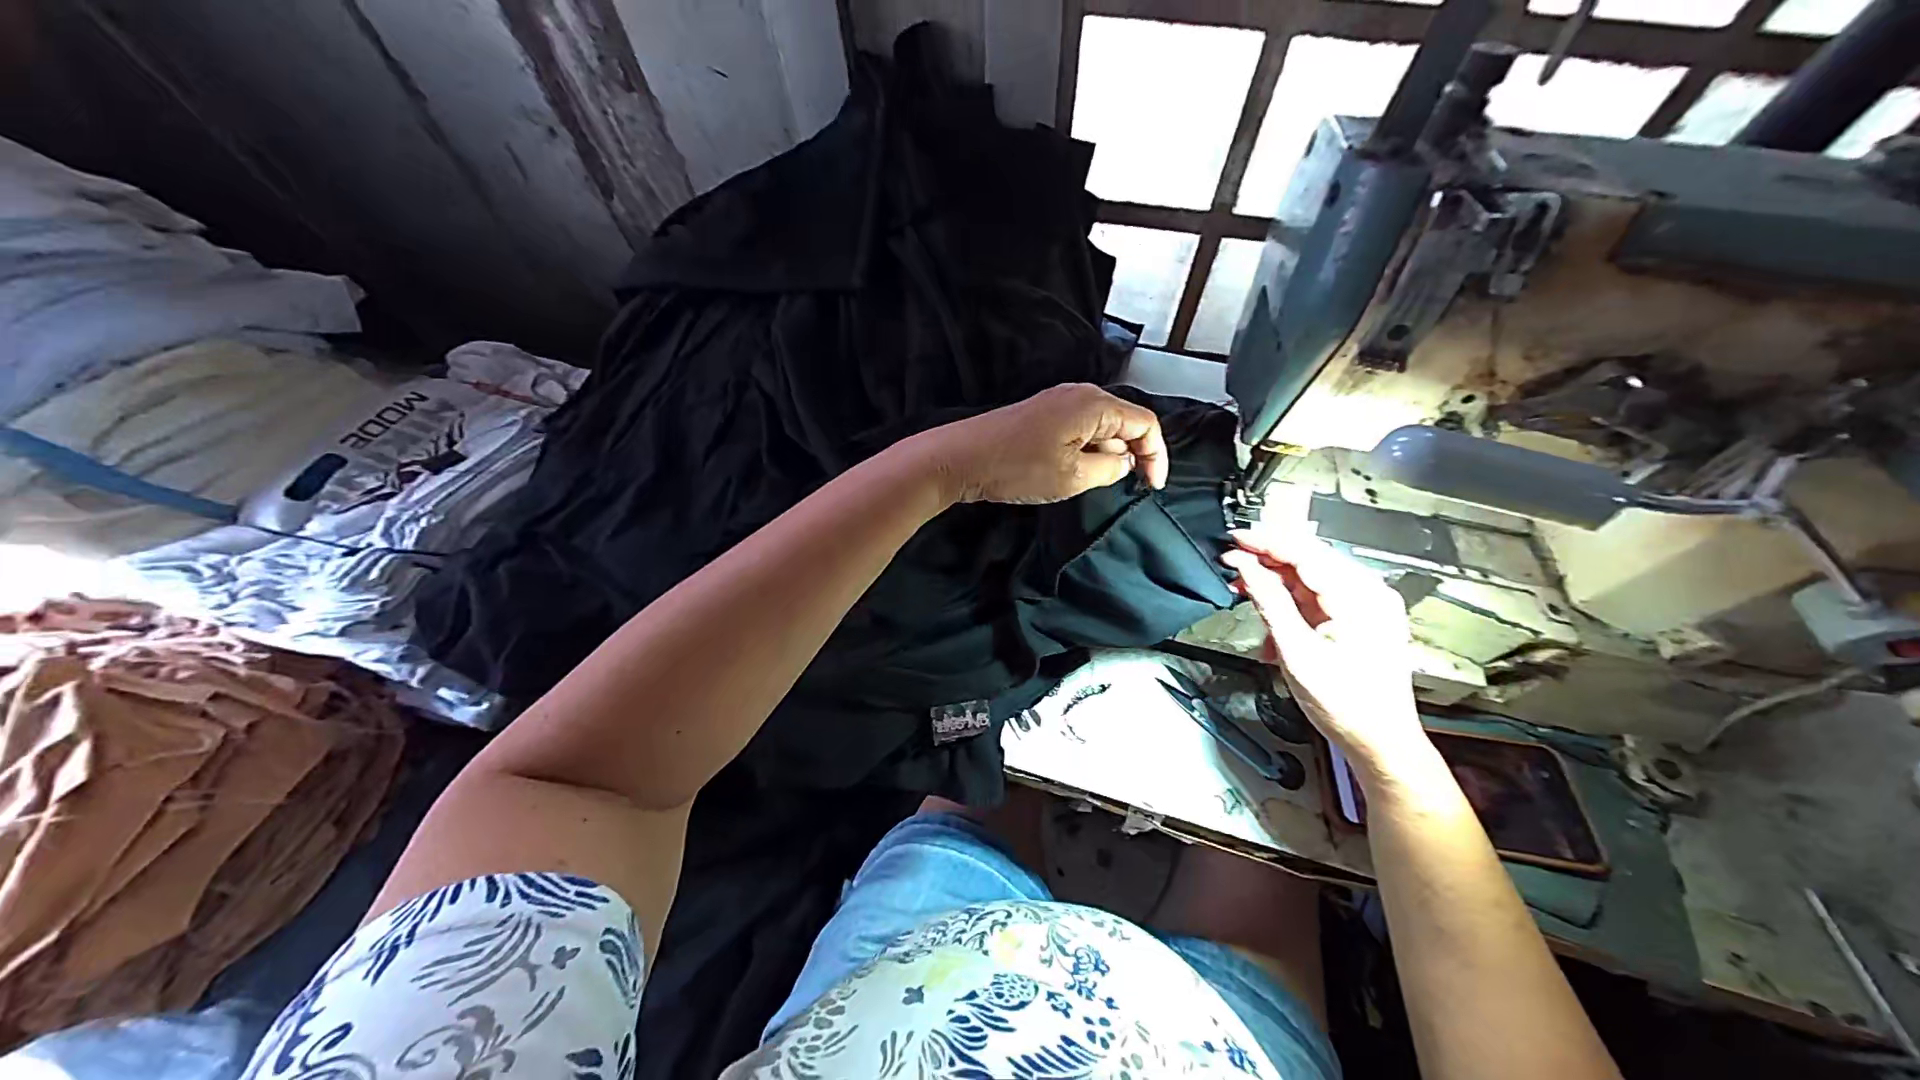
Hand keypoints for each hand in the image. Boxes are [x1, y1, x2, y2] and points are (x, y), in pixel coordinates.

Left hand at [910, 384, 1167, 504]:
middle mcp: (1079, 395)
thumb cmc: (1016, 467)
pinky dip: (1086, 449)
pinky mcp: (1041, 413)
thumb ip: (1110, 469)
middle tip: (1128, 486)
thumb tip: (1125, 462)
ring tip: (1095, 482)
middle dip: (1132, 454)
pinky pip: (1079, 428)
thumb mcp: (1073, 477)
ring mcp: (1058, 402)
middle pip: (1125, 422)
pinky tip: (1073, 471)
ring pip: (1101, 427)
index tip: (1153, 486)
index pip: (1145, 423)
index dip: (1156, 455)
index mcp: (1094, 404)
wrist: (960, 458)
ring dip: (1107, 454)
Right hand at [1220, 529, 1432, 781]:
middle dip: (1266, 560)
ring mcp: (1366, 607)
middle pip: (1308, 561)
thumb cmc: (1351, 706)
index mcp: (1361, 598)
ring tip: (1244, 586)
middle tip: (1233, 560)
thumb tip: (1247, 568)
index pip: (1305, 553)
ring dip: (1274, 582)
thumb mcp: (1296, 651)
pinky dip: (1289, 600)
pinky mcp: (1358, 619)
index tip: (1237, 538)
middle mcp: (1369, 596)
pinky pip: (1316, 596)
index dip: (1266, 543)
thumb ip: (1269, 602)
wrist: (1379, 741)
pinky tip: (1269, 611)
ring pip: (1310, 578)